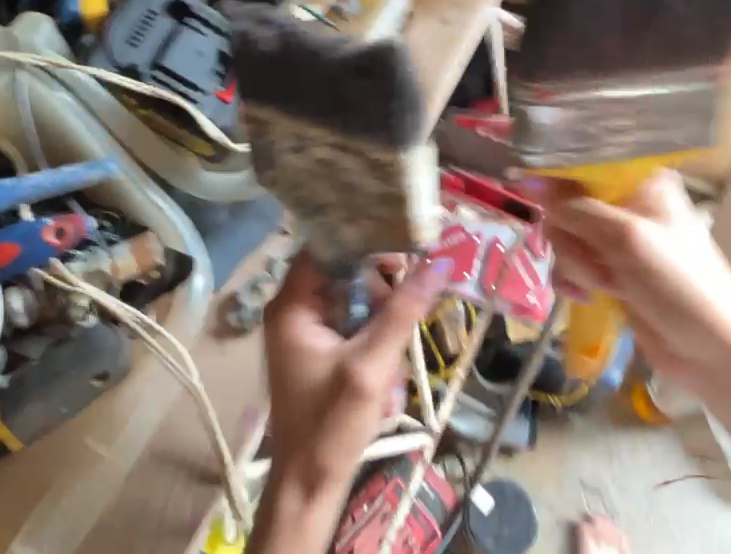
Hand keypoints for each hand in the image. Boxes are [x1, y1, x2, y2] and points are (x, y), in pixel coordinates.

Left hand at [261, 253, 448, 493]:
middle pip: (348, 277)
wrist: (308, 486)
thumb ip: (402, 311)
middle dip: (380, 305)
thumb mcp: (370, 365)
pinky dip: (376, 354)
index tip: (404, 252)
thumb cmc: (330, 425)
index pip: (327, 247)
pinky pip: (357, 333)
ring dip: (383, 336)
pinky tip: (382, 390)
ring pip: (359, 308)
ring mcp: (308, 334)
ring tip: (387, 378)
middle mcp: (295, 311)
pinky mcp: (322, 354)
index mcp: (291, 304)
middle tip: (398, 336)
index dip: (365, 244)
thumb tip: (439, 261)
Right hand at [530, 169, 730, 436]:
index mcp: (642, 182)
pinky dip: (573, 280)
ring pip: (564, 235)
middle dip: (570, 234)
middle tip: (592, 256)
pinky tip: (587, 297)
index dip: (555, 174)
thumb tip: (526, 179)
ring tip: (602, 285)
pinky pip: (570, 264)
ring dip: (574, 263)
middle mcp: (628, 205)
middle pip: (566, 201)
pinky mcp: (610, 273)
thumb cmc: (682, 287)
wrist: (716, 357)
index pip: (585, 161)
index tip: (532, 190)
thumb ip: (574, 208)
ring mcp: (618, 242)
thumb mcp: (626, 239)